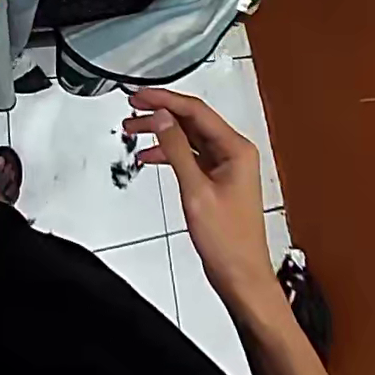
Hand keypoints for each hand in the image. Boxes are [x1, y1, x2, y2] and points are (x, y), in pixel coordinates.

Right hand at [126, 87, 279, 312]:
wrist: (241, 278)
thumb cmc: (229, 242)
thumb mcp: (196, 191)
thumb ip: (177, 149)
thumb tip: (163, 118)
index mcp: (236, 148)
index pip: (195, 110)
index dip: (165, 99)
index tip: (142, 96)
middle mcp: (233, 151)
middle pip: (190, 119)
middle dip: (160, 112)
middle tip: (134, 107)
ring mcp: (225, 164)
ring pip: (187, 135)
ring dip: (161, 131)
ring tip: (133, 127)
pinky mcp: (216, 177)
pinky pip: (189, 154)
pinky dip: (168, 152)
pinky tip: (149, 154)